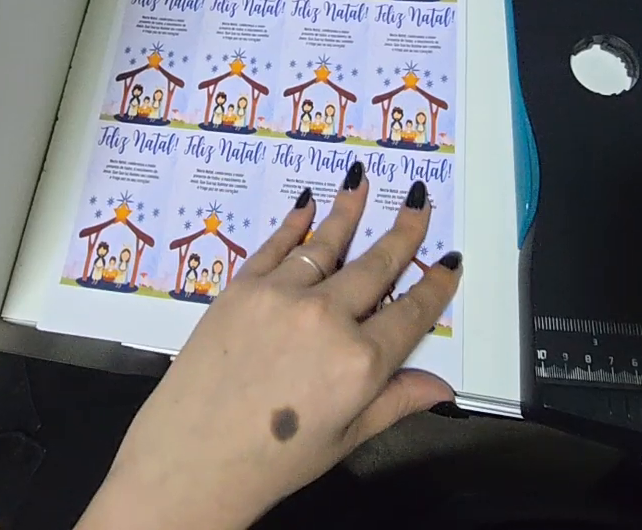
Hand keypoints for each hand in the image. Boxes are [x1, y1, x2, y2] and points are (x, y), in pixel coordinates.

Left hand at [77, 164, 461, 529]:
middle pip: (376, 266)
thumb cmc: (272, 460)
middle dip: (404, 231)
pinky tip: (308, 202)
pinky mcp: (244, 285)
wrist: (191, 459)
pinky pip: (277, 244)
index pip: (411, 314)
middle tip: (420, 200)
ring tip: (362, 181)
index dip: (436, 287)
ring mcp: (283, 294)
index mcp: (360, 363)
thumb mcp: (345, 439)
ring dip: (349, 210)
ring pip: (327, 242)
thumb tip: (442, 387)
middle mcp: (327, 317)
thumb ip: (395, 402)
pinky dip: (295, 222)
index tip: (450, 262)